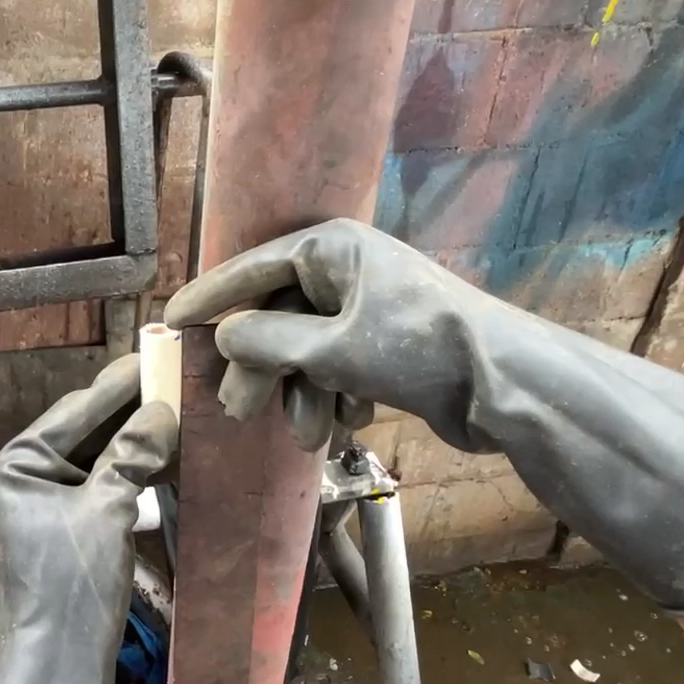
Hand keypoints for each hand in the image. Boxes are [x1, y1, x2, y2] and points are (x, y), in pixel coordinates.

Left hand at [0, 355, 176, 683]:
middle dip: (130, 411)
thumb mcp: (105, 511)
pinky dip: (132, 473)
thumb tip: (163, 410)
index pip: (77, 409)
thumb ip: (132, 455)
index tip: (155, 358)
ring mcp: (46, 502)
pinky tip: (167, 458)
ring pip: (98, 458)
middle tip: (174, 382)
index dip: (119, 384)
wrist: (51, 668)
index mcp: (20, 461)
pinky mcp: (67, 528)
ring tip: (179, 413)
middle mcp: (27, 475)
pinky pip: (102, 486)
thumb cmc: (68, 585)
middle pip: (87, 430)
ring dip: (135, 442)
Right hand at [163, 217, 496, 451]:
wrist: (512, 388)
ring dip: (301, 393)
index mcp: (331, 249)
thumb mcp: (333, 348)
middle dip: (262, 368)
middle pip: (276, 317)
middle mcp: (343, 270)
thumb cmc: (419, 350)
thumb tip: (225, 336)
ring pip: (304, 349)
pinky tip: (351, 418)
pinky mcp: (380, 342)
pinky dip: (333, 394)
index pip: (253, 268)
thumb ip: (269, 341)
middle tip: (237, 409)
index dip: (210, 297)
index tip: (171, 320)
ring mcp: (363, 306)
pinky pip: (333, 365)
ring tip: (308, 434)